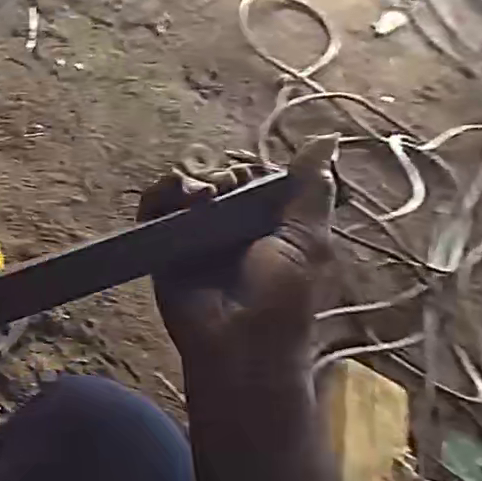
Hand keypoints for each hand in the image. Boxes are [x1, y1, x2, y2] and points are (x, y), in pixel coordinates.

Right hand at [138, 136, 337, 373]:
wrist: (238, 342)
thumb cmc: (282, 297)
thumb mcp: (308, 239)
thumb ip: (311, 191)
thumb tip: (327, 138)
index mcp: (265, 222)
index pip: (251, 176)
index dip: (250, 169)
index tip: (254, 177)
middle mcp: (226, 224)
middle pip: (215, 175)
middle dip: (221, 173)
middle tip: (227, 188)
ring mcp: (192, 233)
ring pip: (183, 186)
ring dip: (192, 179)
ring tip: (203, 194)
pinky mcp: (161, 244)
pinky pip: (153, 208)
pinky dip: (162, 193)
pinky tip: (182, 197)